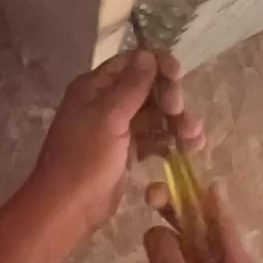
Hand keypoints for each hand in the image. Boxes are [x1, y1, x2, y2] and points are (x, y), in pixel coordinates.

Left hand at [21, 50, 200, 231]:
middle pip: (148, 88)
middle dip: (170, 98)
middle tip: (179, 114)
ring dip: (177, 122)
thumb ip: (131, 87)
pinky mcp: (127, 151)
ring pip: (155, 114)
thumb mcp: (108, 118)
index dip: (157, 65)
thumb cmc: (83, 160)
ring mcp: (118, 127)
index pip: (132, 63)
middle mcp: (106, 102)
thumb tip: (148, 54)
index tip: (178, 75)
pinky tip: (188, 149)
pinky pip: (154, 137)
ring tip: (194, 138)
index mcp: (95, 87)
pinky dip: (170, 141)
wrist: (68, 209)